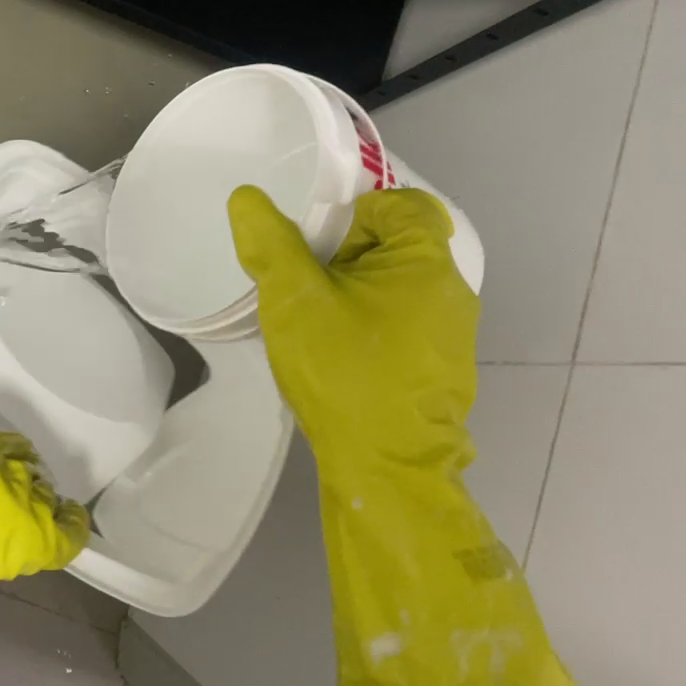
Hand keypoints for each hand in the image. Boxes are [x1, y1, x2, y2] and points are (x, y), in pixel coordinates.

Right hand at [228, 186, 595, 685]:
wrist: (385, 487)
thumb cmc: (347, 393)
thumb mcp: (295, 315)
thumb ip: (269, 253)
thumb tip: (244, 199)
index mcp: (421, 268)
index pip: (392, 203)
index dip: (348, 198)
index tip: (298, 206)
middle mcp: (441, 294)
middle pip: (390, 239)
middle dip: (337, 238)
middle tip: (275, 245)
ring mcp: (435, 334)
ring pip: (387, 282)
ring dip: (341, 277)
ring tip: (280, 283)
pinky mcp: (419, 368)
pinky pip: (385, 316)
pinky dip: (349, 311)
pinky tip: (304, 327)